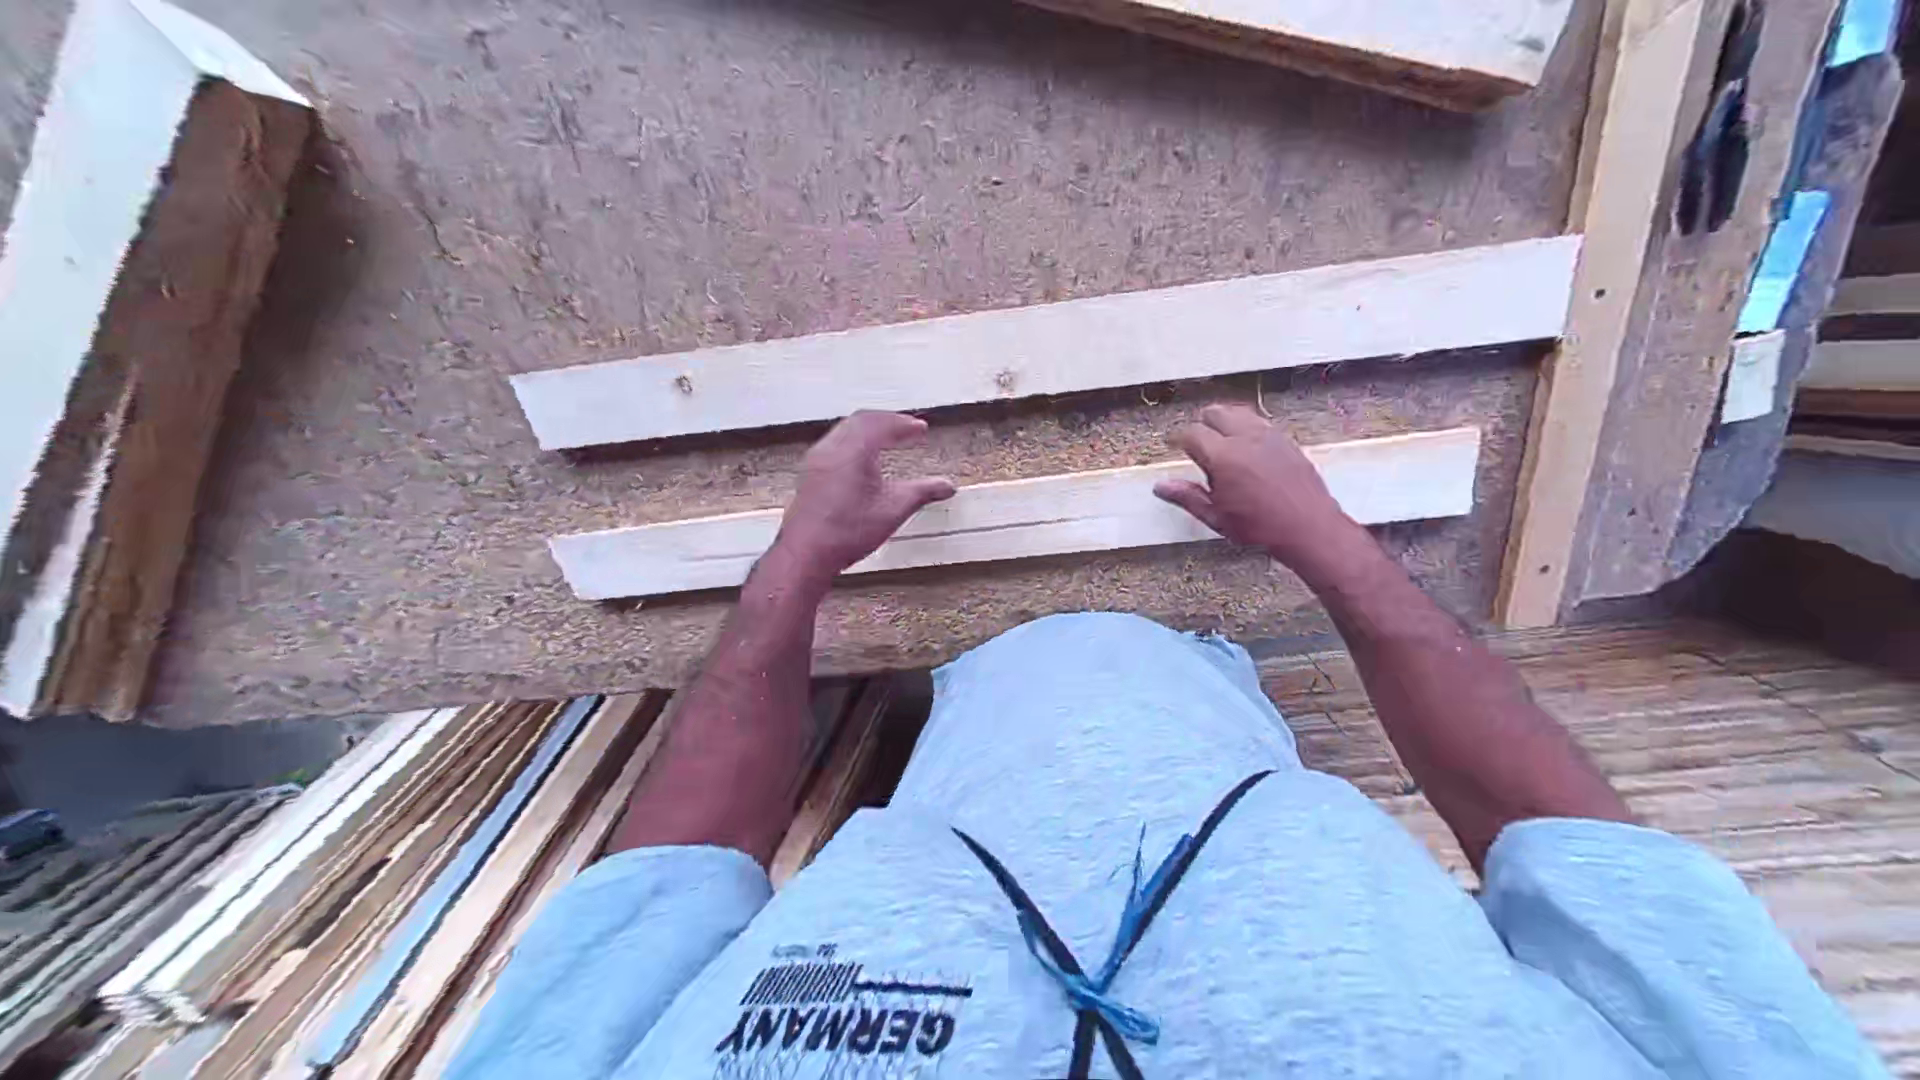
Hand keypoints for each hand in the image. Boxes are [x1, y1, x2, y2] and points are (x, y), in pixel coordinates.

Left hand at [767, 411, 955, 587]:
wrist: (807, 554)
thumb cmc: (842, 534)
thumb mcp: (893, 510)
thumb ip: (922, 493)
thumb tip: (944, 486)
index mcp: (853, 451)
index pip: (881, 424)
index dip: (904, 424)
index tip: (919, 428)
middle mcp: (831, 449)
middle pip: (861, 420)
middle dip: (887, 421)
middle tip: (906, 428)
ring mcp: (816, 461)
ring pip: (845, 430)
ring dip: (869, 429)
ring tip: (887, 439)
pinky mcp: (810, 474)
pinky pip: (834, 444)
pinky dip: (854, 442)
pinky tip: (861, 459)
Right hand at [1153, 404, 1363, 571]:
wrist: (1308, 528)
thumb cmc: (1260, 527)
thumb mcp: (1216, 516)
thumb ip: (1187, 496)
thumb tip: (1161, 487)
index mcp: (1222, 457)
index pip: (1192, 434)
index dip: (1178, 438)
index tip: (1174, 444)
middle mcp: (1245, 439)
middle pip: (1216, 413)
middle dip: (1202, 422)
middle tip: (1195, 439)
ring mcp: (1269, 437)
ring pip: (1240, 413)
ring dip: (1225, 420)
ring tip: (1219, 437)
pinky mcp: (1287, 442)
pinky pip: (1261, 423)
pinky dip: (1247, 426)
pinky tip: (1246, 443)